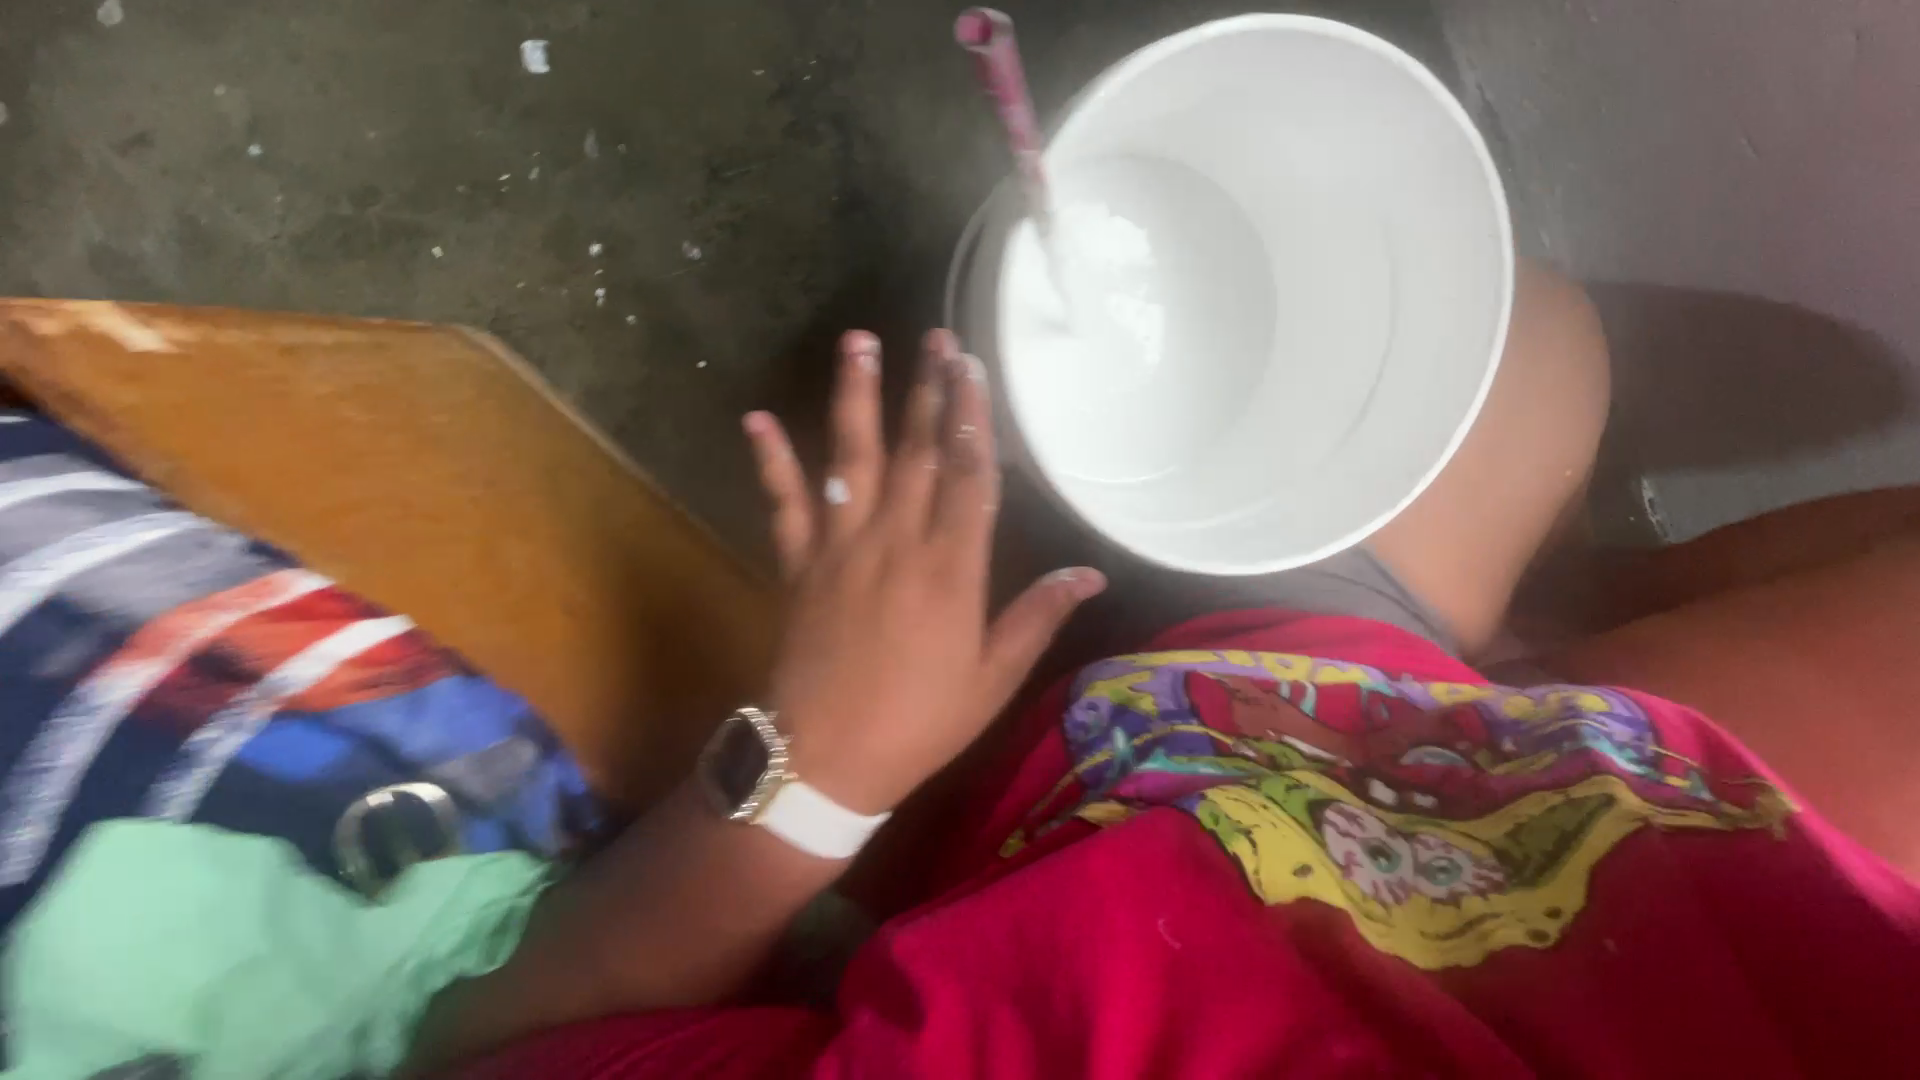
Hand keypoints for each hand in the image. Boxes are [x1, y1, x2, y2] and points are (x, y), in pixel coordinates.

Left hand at [742, 329, 1104, 815]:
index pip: (969, 475)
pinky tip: (757, 419)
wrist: (825, 759)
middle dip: (928, 390)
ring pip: (851, 459)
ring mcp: (841, 548)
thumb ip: (1037, 617)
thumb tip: (1090, 573)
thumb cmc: (920, 722)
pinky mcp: (798, 565)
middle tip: (934, 337)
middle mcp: (897, 542)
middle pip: (916, 452)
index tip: (974, 368)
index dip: (974, 418)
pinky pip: (784, 505)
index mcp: (951, 568)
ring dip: (855, 398)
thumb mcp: (993, 679)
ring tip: (858, 342)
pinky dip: (771, 462)